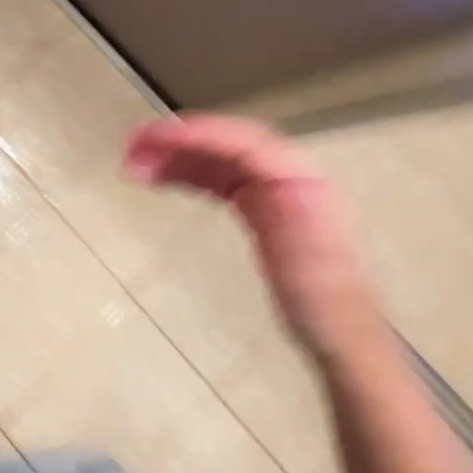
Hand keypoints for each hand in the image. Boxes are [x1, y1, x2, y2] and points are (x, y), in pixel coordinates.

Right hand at [125, 115, 386, 359]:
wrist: (340, 338)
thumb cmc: (324, 310)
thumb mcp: (313, 271)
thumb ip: (299, 227)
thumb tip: (281, 185)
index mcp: (303, 182)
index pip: (245, 143)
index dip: (199, 134)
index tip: (154, 138)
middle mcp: (287, 175)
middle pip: (226, 142)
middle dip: (178, 140)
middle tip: (132, 149)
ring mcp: (271, 188)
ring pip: (217, 156)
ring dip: (175, 155)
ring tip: (134, 166)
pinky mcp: (258, 204)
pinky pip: (216, 175)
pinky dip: (185, 172)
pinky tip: (159, 178)